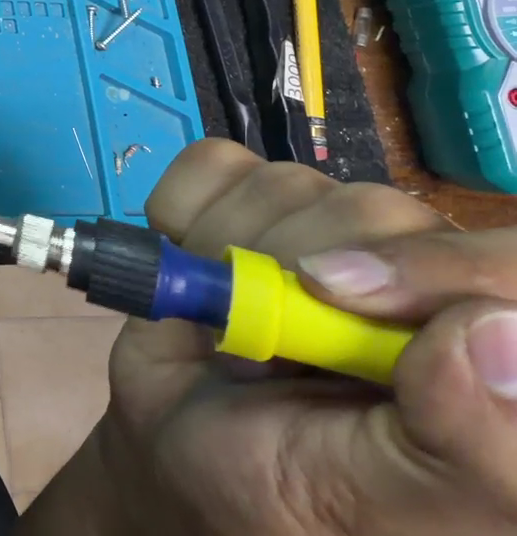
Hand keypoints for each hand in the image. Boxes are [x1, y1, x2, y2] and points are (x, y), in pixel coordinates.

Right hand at [25, 138, 516, 535]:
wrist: (175, 456)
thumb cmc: (294, 494)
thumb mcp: (392, 494)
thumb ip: (469, 438)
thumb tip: (494, 328)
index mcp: (478, 343)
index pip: (505, 264)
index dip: (430, 261)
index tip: (327, 290)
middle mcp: (416, 279)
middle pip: (373, 209)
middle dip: (290, 270)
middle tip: (259, 339)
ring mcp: (320, 236)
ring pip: (284, 183)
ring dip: (222, 249)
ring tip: (219, 319)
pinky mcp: (237, 205)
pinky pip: (211, 163)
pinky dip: (179, 206)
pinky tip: (183, 257)